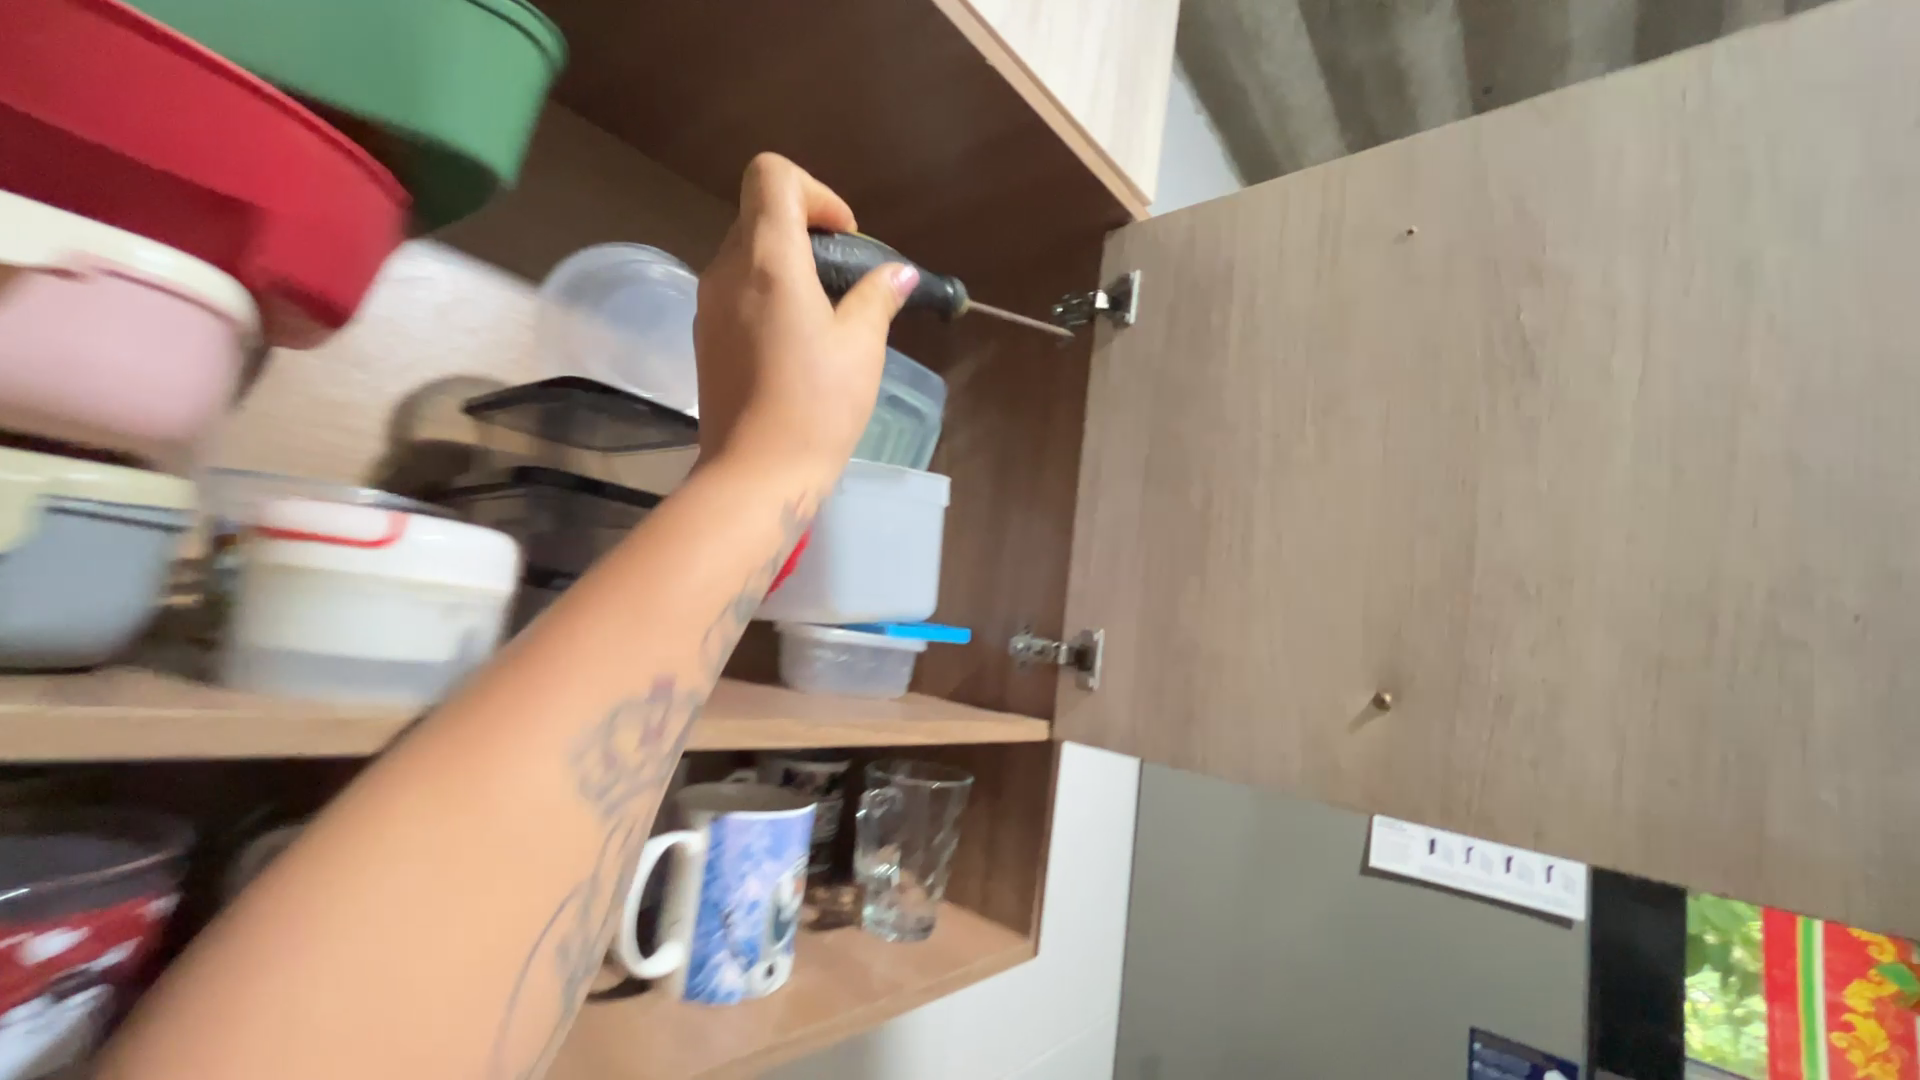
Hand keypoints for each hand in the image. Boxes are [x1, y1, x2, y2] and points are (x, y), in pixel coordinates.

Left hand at [693, 154, 918, 478]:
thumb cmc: (817, 406)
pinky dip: (767, 295)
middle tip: (845, 280)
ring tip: (825, 316)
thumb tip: (898, 273)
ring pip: (746, 255)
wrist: (756, 474)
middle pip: (759, 214)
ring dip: (787, 265)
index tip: (845, 240)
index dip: (816, 193)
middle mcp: (726, 271)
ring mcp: (708, 305)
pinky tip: (795, 344)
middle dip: (806, 232)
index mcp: (767, 260)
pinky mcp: (704, 337)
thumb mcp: (861, 347)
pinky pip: (736, 292)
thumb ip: (878, 297)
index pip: (772, 176)